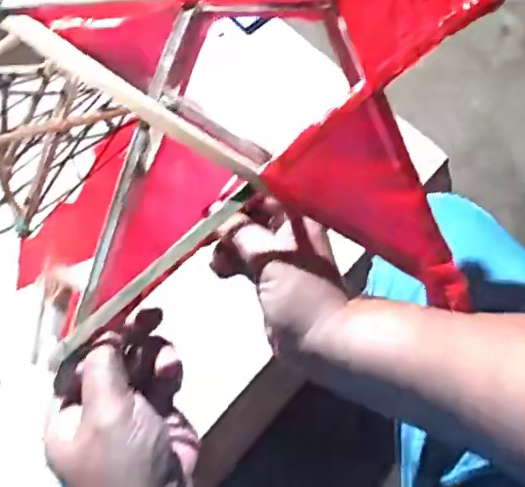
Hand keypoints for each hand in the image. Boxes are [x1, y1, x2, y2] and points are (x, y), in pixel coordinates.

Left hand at [45, 310, 197, 486]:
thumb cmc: (121, 459)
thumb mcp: (106, 411)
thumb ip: (102, 366)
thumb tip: (103, 331)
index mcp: (67, 415)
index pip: (74, 362)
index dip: (96, 334)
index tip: (120, 306)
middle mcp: (95, 407)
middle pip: (111, 356)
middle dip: (131, 336)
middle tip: (152, 315)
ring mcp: (129, 408)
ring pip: (141, 359)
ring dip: (155, 351)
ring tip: (166, 362)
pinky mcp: (159, 407)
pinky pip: (162, 372)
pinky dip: (170, 367)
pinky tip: (174, 375)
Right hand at [208, 196, 350, 359]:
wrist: (321, 336)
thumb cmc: (303, 292)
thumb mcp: (271, 259)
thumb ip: (244, 233)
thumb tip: (217, 211)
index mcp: (298, 215)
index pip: (267, 187)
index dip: (240, 191)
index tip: (213, 203)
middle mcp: (289, 226)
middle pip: (253, 210)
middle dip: (228, 218)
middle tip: (204, 233)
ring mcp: (279, 249)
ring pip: (245, 233)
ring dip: (226, 241)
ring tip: (215, 256)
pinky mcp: (269, 272)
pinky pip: (244, 256)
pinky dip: (229, 259)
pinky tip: (219, 270)